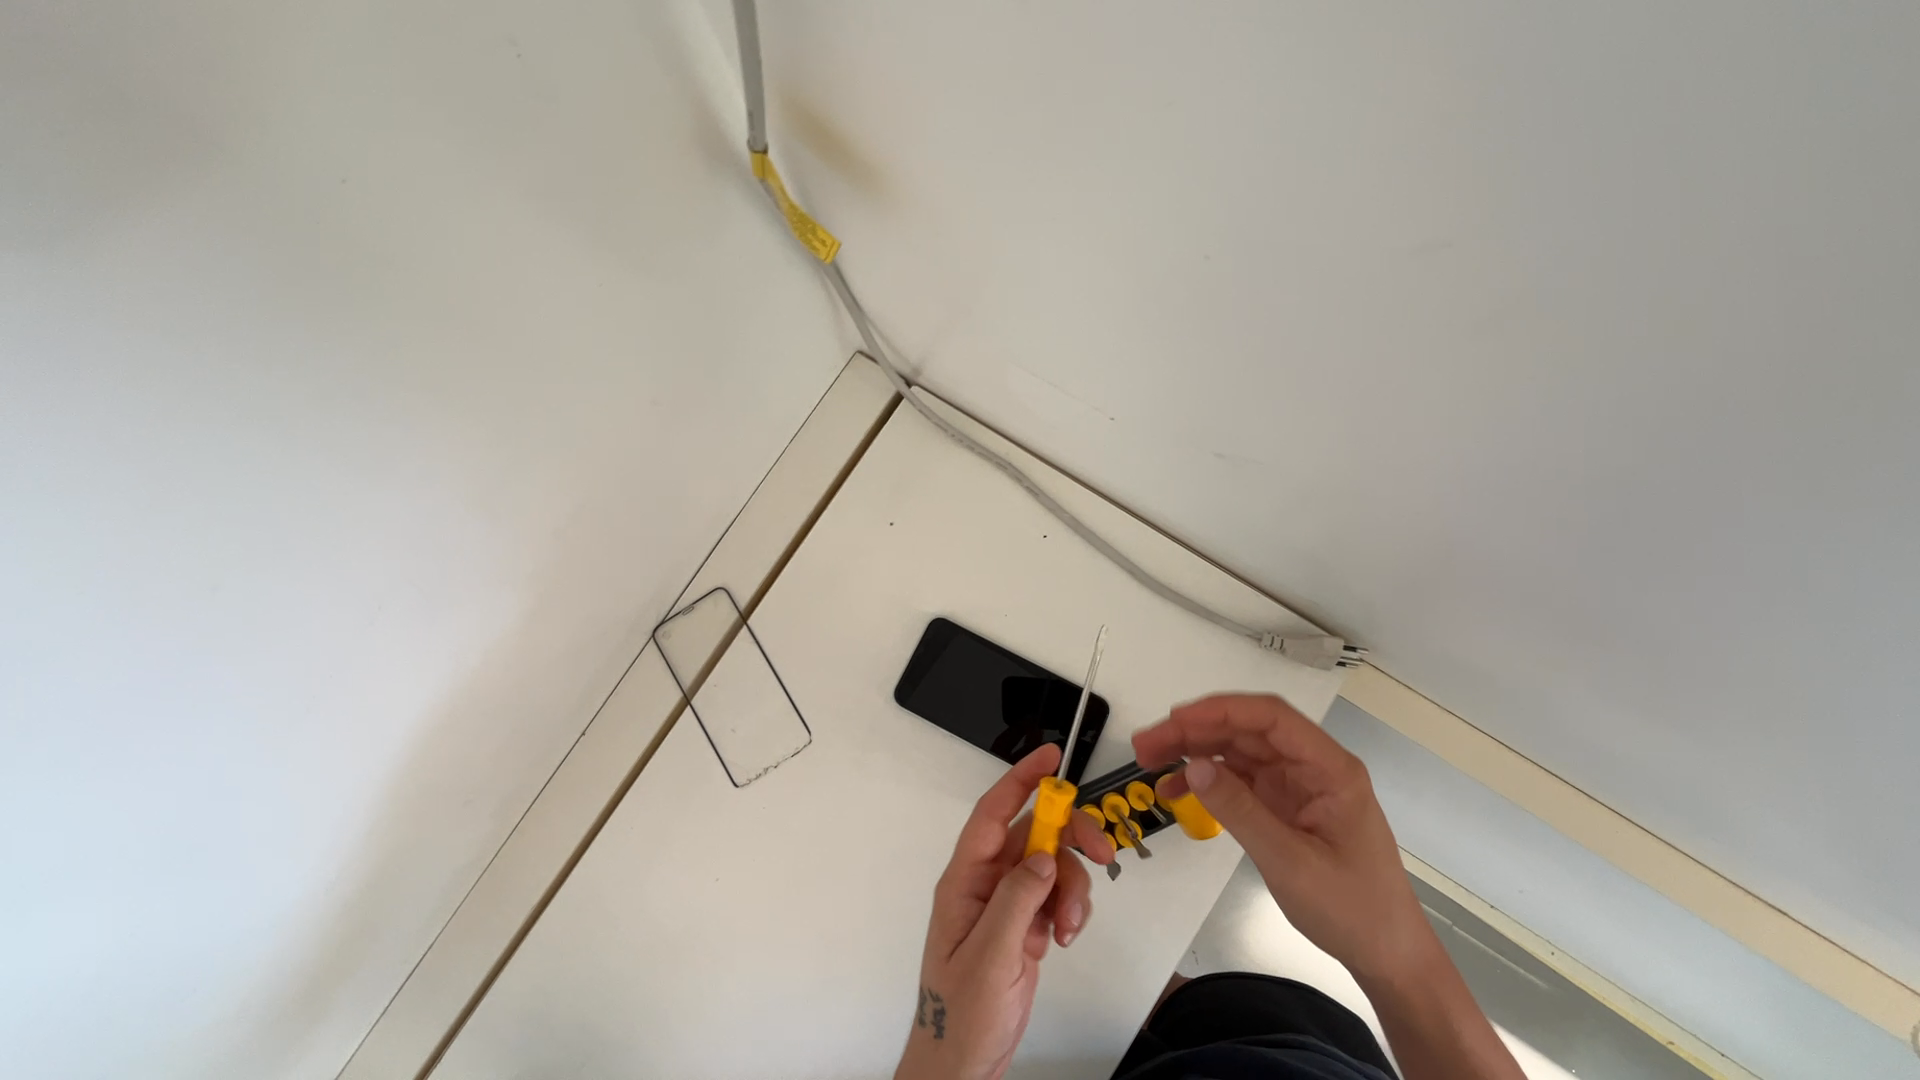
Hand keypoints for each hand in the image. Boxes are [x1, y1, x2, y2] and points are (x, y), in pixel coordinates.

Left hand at [895, 744, 1114, 1079]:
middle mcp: (987, 882)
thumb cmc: (962, 1012)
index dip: (1021, 779)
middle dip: (1070, 838)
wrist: (965, 1060)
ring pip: (1054, 865)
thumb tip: (1043, 856)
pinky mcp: (1028, 922)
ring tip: (1068, 927)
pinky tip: (1064, 937)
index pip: (992, 814)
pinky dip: (1072, 909)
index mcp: (965, 879)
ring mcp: (1009, 901)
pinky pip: (1059, 895)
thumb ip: (1016, 901)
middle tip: (1102, 854)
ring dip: (1074, 889)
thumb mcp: (988, 955)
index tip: (1052, 756)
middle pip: (1035, 834)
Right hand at [1134, 693, 1431, 981]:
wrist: (1386, 954)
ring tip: (1148, 760)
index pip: (1271, 718)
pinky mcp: (1281, 806)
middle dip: (1194, 731)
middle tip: (1145, 744)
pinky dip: (1205, 782)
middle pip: (1246, 731)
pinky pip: (1237, 781)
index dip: (1221, 711)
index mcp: (1329, 768)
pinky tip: (1173, 790)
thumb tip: (1192, 765)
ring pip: (1236, 751)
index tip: (1175, 720)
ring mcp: (1294, 785)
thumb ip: (1240, 811)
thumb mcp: (1291, 862)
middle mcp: (1310, 766)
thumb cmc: (1351, 908)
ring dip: (1192, 751)